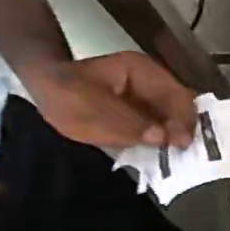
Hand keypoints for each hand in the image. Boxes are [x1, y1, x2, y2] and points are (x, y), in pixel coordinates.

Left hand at [19, 52, 196, 149]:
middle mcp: (153, 81)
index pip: (177, 95)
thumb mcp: (88, 109)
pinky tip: (165, 153)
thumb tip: (162, 137)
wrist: (45, 90)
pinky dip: (167, 139)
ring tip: (177, 158)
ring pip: (176, 117)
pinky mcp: (146, 110)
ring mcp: (151, 95)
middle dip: (185, 130)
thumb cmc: (65, 95)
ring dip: (177, 136)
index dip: (183, 119)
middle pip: (182, 106)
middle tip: (183, 155)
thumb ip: (125, 122)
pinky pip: (164, 124)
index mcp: (142, 72)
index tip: (181, 144)